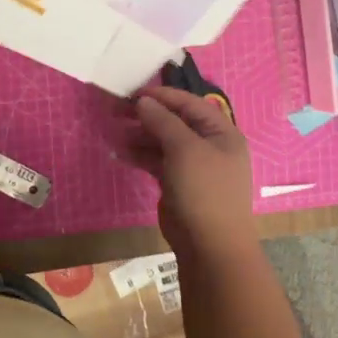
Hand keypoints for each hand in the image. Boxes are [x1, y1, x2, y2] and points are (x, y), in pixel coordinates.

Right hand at [124, 86, 255, 253]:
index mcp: (221, 133)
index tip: (133, 93)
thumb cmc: (203, 189)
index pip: (190, 104)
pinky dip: (140, 155)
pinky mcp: (178, 182)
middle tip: (117, 111)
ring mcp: (194, 166)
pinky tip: (120, 153)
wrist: (209, 243)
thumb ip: (163, 121)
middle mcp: (209, 146)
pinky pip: (157, 160)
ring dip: (140, 136)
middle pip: (175, 121)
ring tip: (115, 134)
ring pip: (163, 141)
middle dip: (147, 116)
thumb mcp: (184, 149)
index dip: (163, 96)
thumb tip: (143, 101)